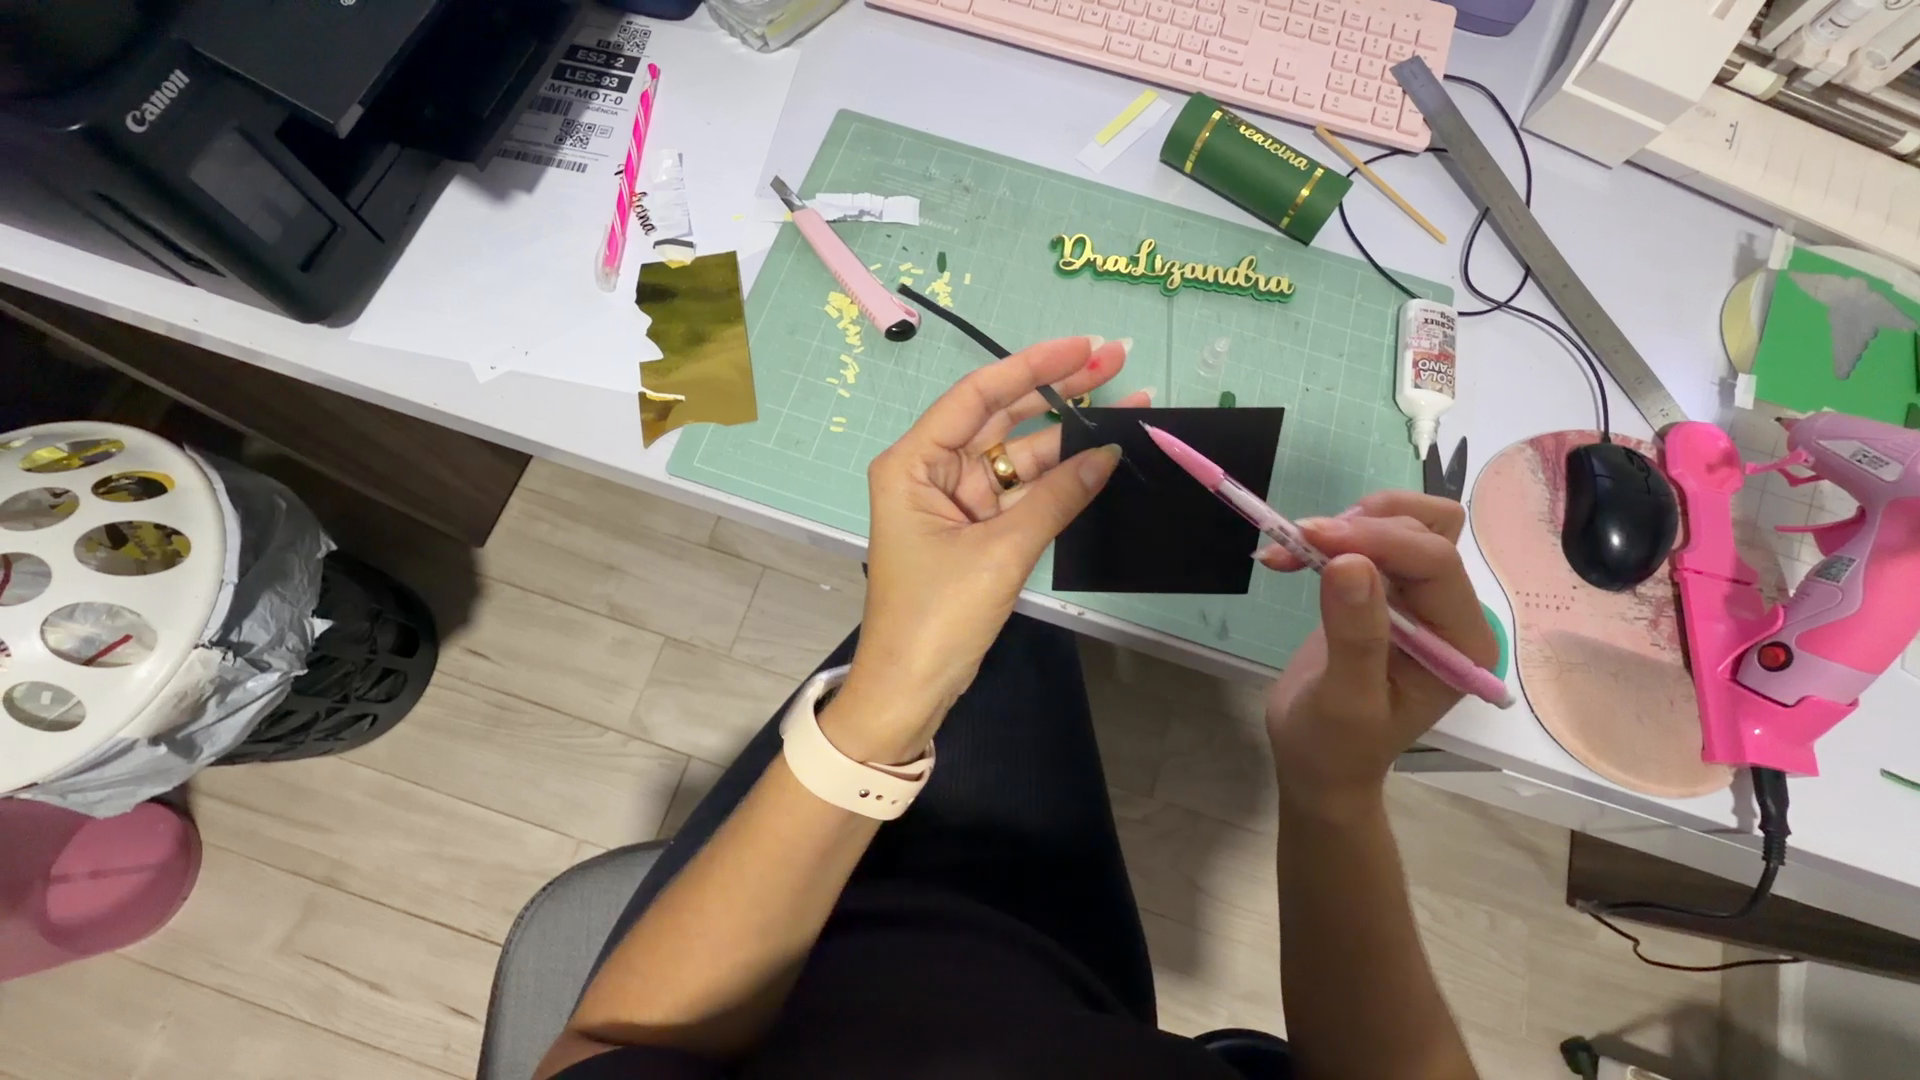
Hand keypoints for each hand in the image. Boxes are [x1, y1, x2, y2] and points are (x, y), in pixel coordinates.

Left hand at [835, 336, 1143, 757]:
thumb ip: (1057, 497)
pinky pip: (1022, 492)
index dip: (1032, 366)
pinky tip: (1099, 457)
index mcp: (914, 462)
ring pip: (1018, 455)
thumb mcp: (1000, 551)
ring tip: (1128, 407)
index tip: (1083, 346)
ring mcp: (957, 501)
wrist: (911, 688)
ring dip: (1068, 437)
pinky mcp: (976, 529)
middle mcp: (932, 471)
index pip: (977, 395)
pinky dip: (1059, 478)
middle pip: (1000, 417)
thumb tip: (1109, 453)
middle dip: (1057, 390)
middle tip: (1116, 362)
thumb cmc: (938, 616)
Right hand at [1258, 492, 1496, 812]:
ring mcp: (1414, 602)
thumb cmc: (1335, 747)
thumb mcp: (1345, 700)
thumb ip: (1355, 634)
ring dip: (1348, 524)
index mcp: (1461, 641)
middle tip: (1297, 539)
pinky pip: (1366, 545)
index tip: (1309, 536)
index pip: (1435, 563)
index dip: (1378, 540)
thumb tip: (1349, 562)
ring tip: (1292, 545)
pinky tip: (1288, 555)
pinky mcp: (1379, 596)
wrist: (1316, 765)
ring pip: (1401, 527)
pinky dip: (1329, 538)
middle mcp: (1448, 613)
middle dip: (1361, 527)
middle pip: (1424, 532)